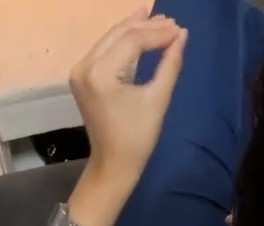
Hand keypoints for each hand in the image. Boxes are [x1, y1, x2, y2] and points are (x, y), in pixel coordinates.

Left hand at [69, 9, 186, 186]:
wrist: (113, 165)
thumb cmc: (138, 139)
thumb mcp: (157, 101)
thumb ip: (170, 65)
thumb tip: (182, 36)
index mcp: (101, 74)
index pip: (132, 41)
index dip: (157, 33)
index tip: (179, 30)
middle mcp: (85, 66)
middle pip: (119, 35)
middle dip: (146, 26)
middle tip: (172, 21)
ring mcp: (80, 70)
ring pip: (111, 39)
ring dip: (135, 30)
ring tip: (159, 21)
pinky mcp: (82, 75)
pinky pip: (105, 50)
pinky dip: (123, 42)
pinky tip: (138, 32)